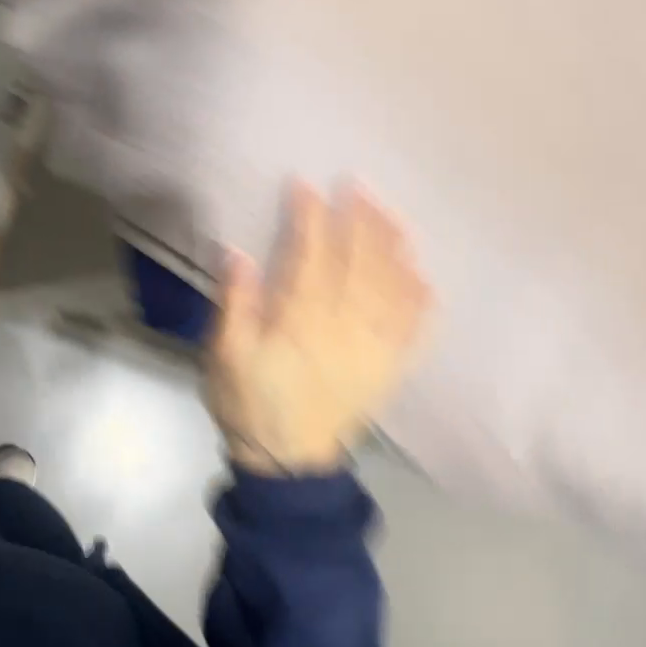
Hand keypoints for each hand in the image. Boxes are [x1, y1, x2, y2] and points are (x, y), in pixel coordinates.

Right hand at [208, 180, 431, 474]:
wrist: (289, 462)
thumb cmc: (248, 401)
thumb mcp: (224, 354)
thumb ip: (235, 303)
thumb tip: (239, 253)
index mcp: (301, 321)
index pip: (310, 256)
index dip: (310, 218)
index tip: (306, 184)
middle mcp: (346, 328)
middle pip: (359, 263)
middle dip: (360, 220)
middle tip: (359, 185)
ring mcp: (374, 348)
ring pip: (391, 288)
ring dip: (393, 247)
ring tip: (390, 215)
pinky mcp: (389, 369)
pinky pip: (414, 328)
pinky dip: (420, 299)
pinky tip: (421, 275)